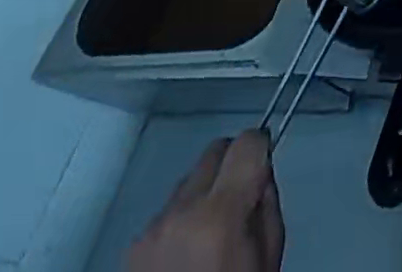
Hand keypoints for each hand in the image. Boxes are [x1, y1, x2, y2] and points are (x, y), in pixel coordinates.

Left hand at [129, 130, 283, 271]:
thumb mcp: (268, 257)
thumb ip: (267, 204)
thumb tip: (260, 173)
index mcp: (220, 215)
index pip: (246, 145)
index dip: (261, 145)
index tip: (265, 156)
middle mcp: (181, 212)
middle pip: (214, 151)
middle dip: (233, 162)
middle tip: (244, 192)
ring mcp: (151, 230)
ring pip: (189, 180)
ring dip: (207, 191)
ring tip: (214, 232)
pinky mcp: (133, 248)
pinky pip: (168, 210)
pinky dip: (184, 217)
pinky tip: (190, 252)